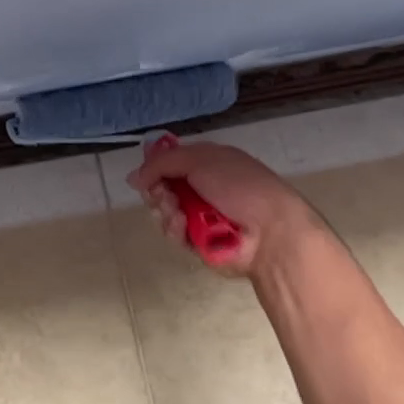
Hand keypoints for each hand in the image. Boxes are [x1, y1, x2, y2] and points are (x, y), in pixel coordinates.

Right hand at [126, 140, 321, 276]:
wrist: (270, 230)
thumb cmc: (240, 186)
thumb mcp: (201, 159)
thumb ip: (163, 162)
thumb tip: (133, 177)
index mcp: (210, 164)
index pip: (172, 163)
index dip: (156, 167)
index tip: (147, 173)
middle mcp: (204, 189)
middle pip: (163, 188)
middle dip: (157, 191)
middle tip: (162, 194)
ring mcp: (201, 217)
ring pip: (165, 213)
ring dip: (165, 210)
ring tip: (177, 212)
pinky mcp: (199, 243)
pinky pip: (174, 235)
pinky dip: (175, 229)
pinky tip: (183, 226)